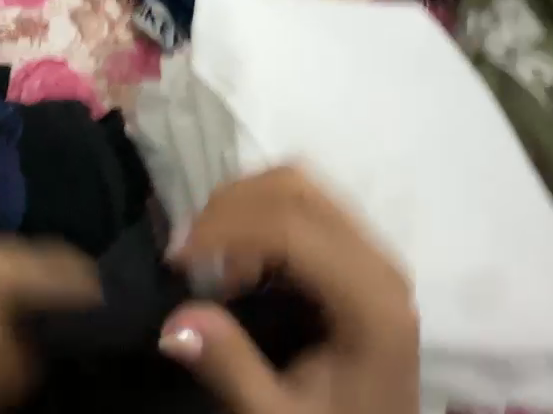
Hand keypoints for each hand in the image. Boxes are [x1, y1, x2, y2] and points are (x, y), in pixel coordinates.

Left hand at [0, 232, 101, 413]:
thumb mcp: (23, 365)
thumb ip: (61, 335)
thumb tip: (89, 323)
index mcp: (8, 264)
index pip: (76, 268)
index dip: (102, 292)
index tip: (118, 313)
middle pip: (57, 252)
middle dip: (79, 279)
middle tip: (99, 310)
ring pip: (36, 252)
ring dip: (54, 275)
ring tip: (73, 307)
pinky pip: (13, 256)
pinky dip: (31, 274)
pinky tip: (39, 300)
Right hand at [159, 168, 419, 413]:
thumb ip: (230, 368)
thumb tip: (173, 321)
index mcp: (370, 302)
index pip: (290, 227)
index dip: (225, 228)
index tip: (177, 257)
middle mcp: (379, 262)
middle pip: (294, 188)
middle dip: (228, 206)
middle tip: (188, 249)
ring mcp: (370, 250)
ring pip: (296, 183)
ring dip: (241, 203)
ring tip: (211, 251)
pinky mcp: (355, 249)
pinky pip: (302, 199)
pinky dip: (258, 208)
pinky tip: (238, 254)